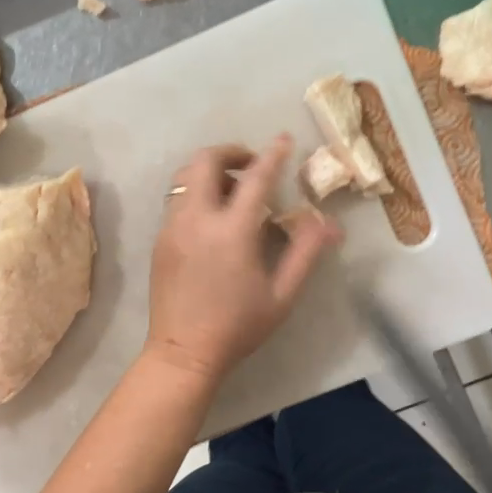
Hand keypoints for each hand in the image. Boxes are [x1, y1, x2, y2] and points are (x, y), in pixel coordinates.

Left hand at [145, 135, 340, 382]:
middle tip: (252, 164)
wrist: (183, 352)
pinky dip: (195, 192)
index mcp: (231, 232)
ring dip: (209, 171)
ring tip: (232, 189)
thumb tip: (331, 223)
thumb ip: (305, 253)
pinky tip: (213, 216)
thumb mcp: (281, 295)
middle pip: (204, 161)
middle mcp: (196, 220)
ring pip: (184, 177)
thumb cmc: (237, 327)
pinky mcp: (160, 240)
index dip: (272, 155)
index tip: (283, 140)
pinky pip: (176, 200)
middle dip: (230, 152)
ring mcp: (172, 228)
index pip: (255, 179)